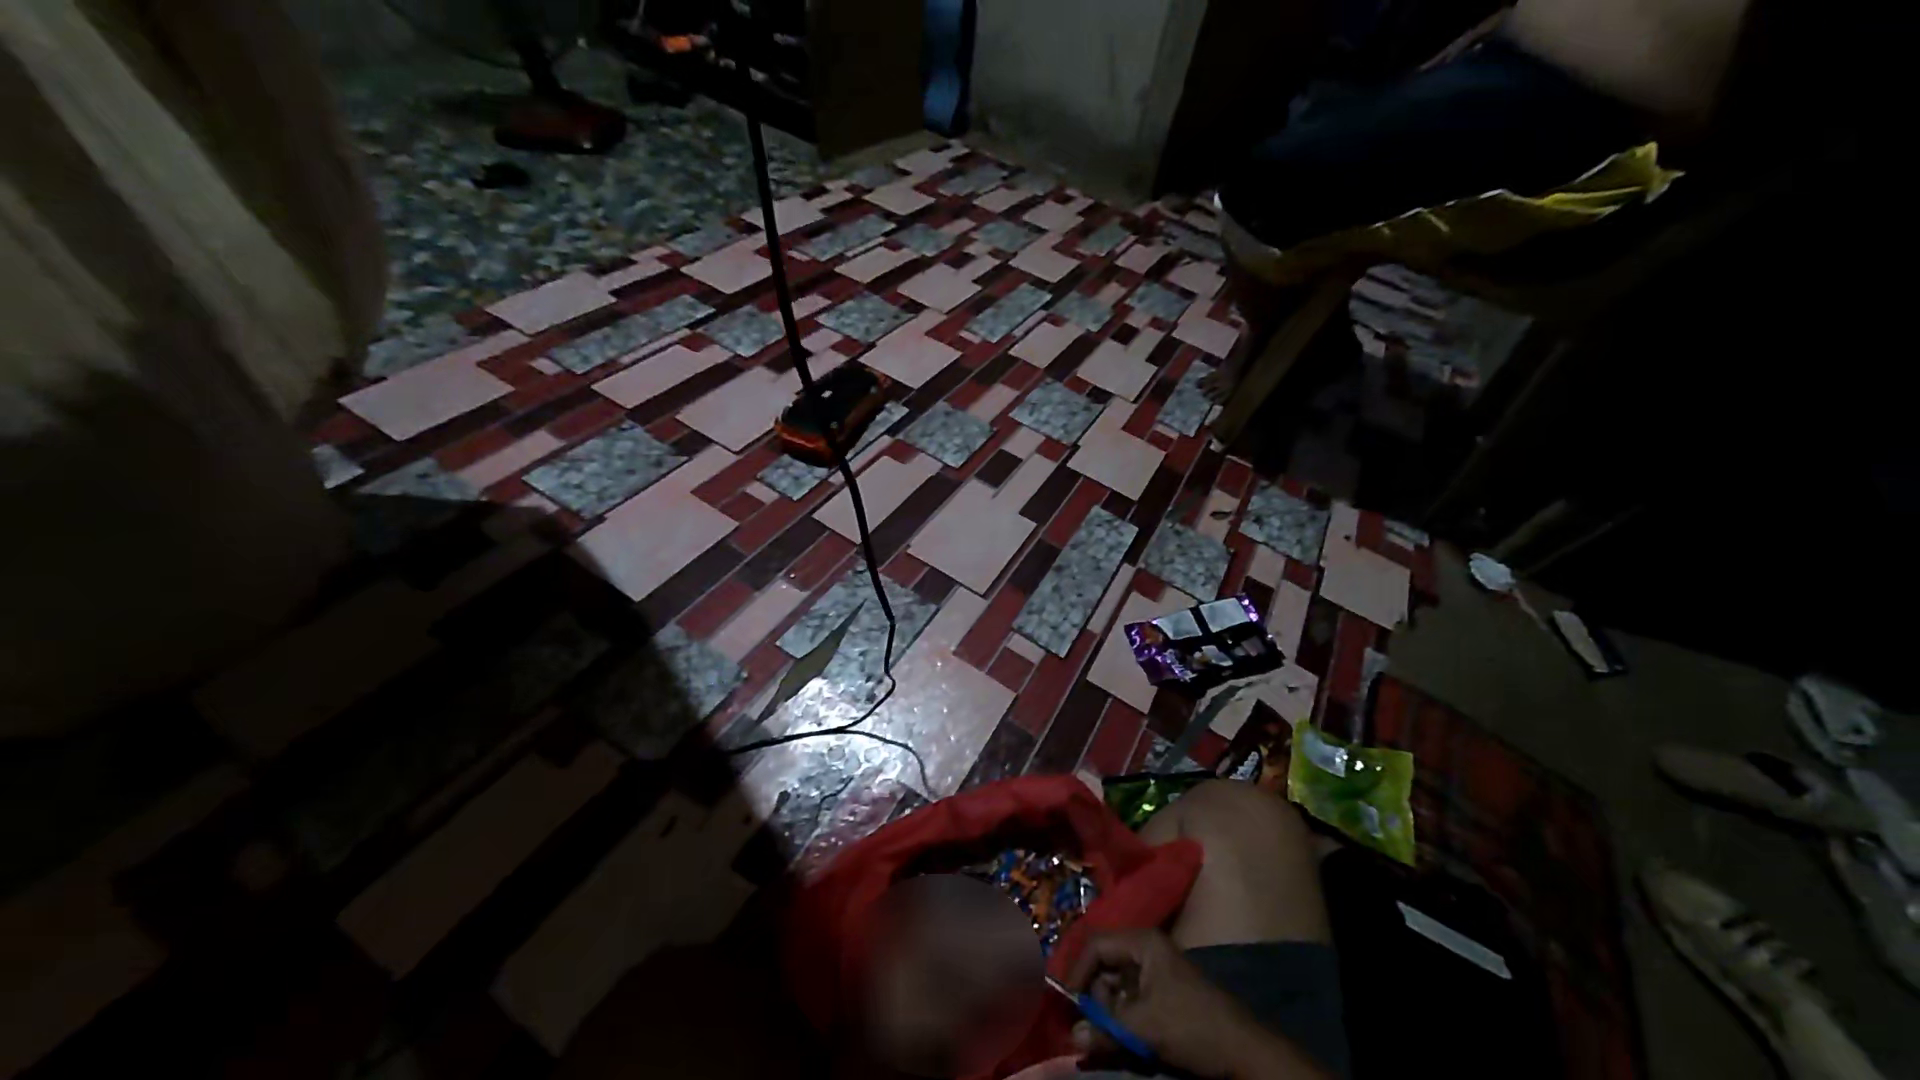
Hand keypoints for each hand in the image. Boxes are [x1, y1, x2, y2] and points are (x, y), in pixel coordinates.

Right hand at [1065, 930, 1262, 1078]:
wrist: (1244, 1053)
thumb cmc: (1193, 1026)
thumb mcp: (1145, 1028)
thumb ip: (1105, 1029)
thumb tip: (1072, 1036)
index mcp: (1142, 943)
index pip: (1096, 946)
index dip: (1077, 971)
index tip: (1067, 1002)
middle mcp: (1146, 951)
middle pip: (1103, 966)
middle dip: (1093, 998)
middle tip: (1089, 1027)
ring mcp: (1155, 974)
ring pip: (1115, 988)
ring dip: (1107, 1015)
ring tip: (1108, 1038)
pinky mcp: (1162, 998)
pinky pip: (1129, 1003)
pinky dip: (1122, 1022)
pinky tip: (1122, 1041)